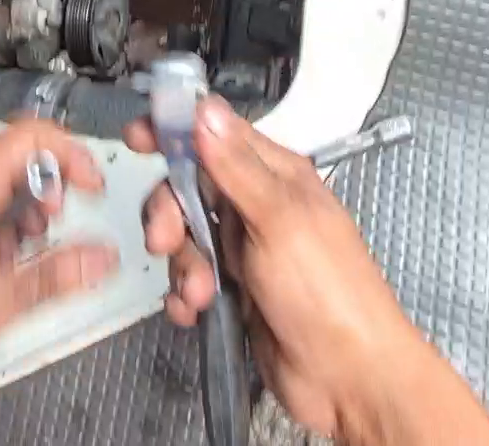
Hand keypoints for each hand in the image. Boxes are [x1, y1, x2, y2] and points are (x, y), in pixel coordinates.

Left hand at [0, 119, 117, 445]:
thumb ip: (57, 274)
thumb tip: (100, 256)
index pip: (31, 136)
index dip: (71, 154)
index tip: (91, 183)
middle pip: (23, 153)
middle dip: (55, 183)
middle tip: (69, 214)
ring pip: (10, 178)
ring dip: (36, 207)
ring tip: (38, 245)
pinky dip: (15, 222)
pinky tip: (14, 259)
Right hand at [127, 99, 488, 444]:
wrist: (350, 379)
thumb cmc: (327, 290)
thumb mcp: (279, 219)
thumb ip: (237, 166)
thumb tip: (206, 109)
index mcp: (274, 174)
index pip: (215, 134)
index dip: (175, 131)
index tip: (138, 136)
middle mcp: (256, 204)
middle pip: (189, 186)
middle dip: (169, 212)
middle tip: (163, 239)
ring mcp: (244, 248)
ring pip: (186, 234)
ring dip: (181, 262)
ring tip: (199, 292)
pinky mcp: (234, 289)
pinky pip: (189, 277)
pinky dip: (184, 294)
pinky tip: (194, 311)